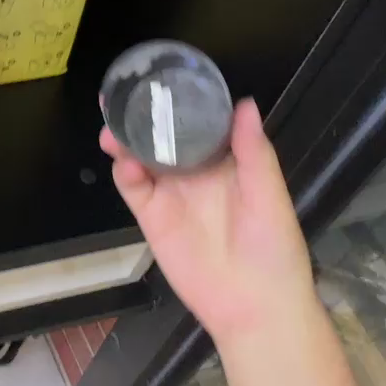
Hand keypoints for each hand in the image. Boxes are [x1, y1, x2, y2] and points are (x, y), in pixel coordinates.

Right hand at [99, 99, 318, 347]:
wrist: (254, 307)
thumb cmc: (273, 248)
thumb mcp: (270, 195)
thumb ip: (253, 151)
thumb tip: (244, 103)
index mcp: (222, 160)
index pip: (194, 121)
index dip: (175, 100)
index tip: (158, 78)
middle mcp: (191, 170)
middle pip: (158, 134)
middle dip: (138, 115)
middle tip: (118, 95)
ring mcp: (169, 192)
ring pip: (139, 156)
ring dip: (124, 139)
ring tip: (112, 128)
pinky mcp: (151, 215)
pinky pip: (132, 187)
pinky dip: (124, 171)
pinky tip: (124, 163)